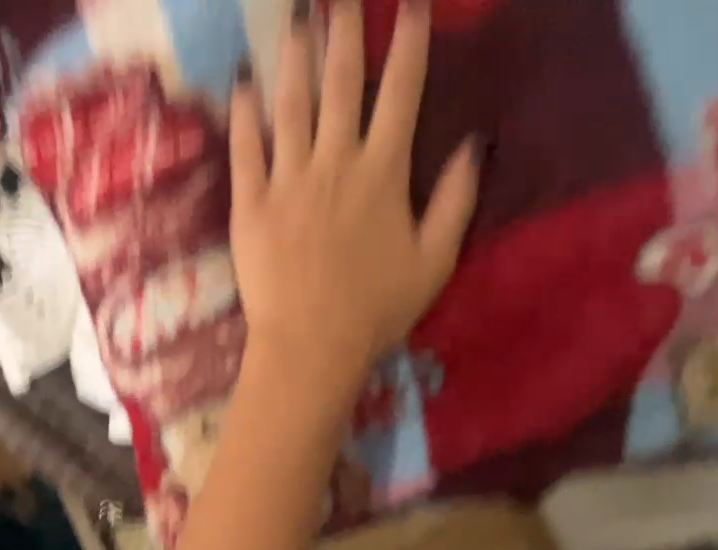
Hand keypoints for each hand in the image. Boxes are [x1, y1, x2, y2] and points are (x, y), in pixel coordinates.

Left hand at [229, 0, 479, 421]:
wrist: (309, 348)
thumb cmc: (375, 310)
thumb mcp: (435, 260)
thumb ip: (456, 199)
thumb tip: (474, 142)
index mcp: (384, 174)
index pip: (402, 92)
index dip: (410, 42)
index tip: (411, 5)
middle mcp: (335, 165)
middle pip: (341, 83)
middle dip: (345, 29)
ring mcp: (287, 183)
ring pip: (291, 106)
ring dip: (294, 55)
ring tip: (294, 16)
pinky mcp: (249, 207)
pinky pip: (245, 150)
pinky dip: (244, 113)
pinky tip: (243, 80)